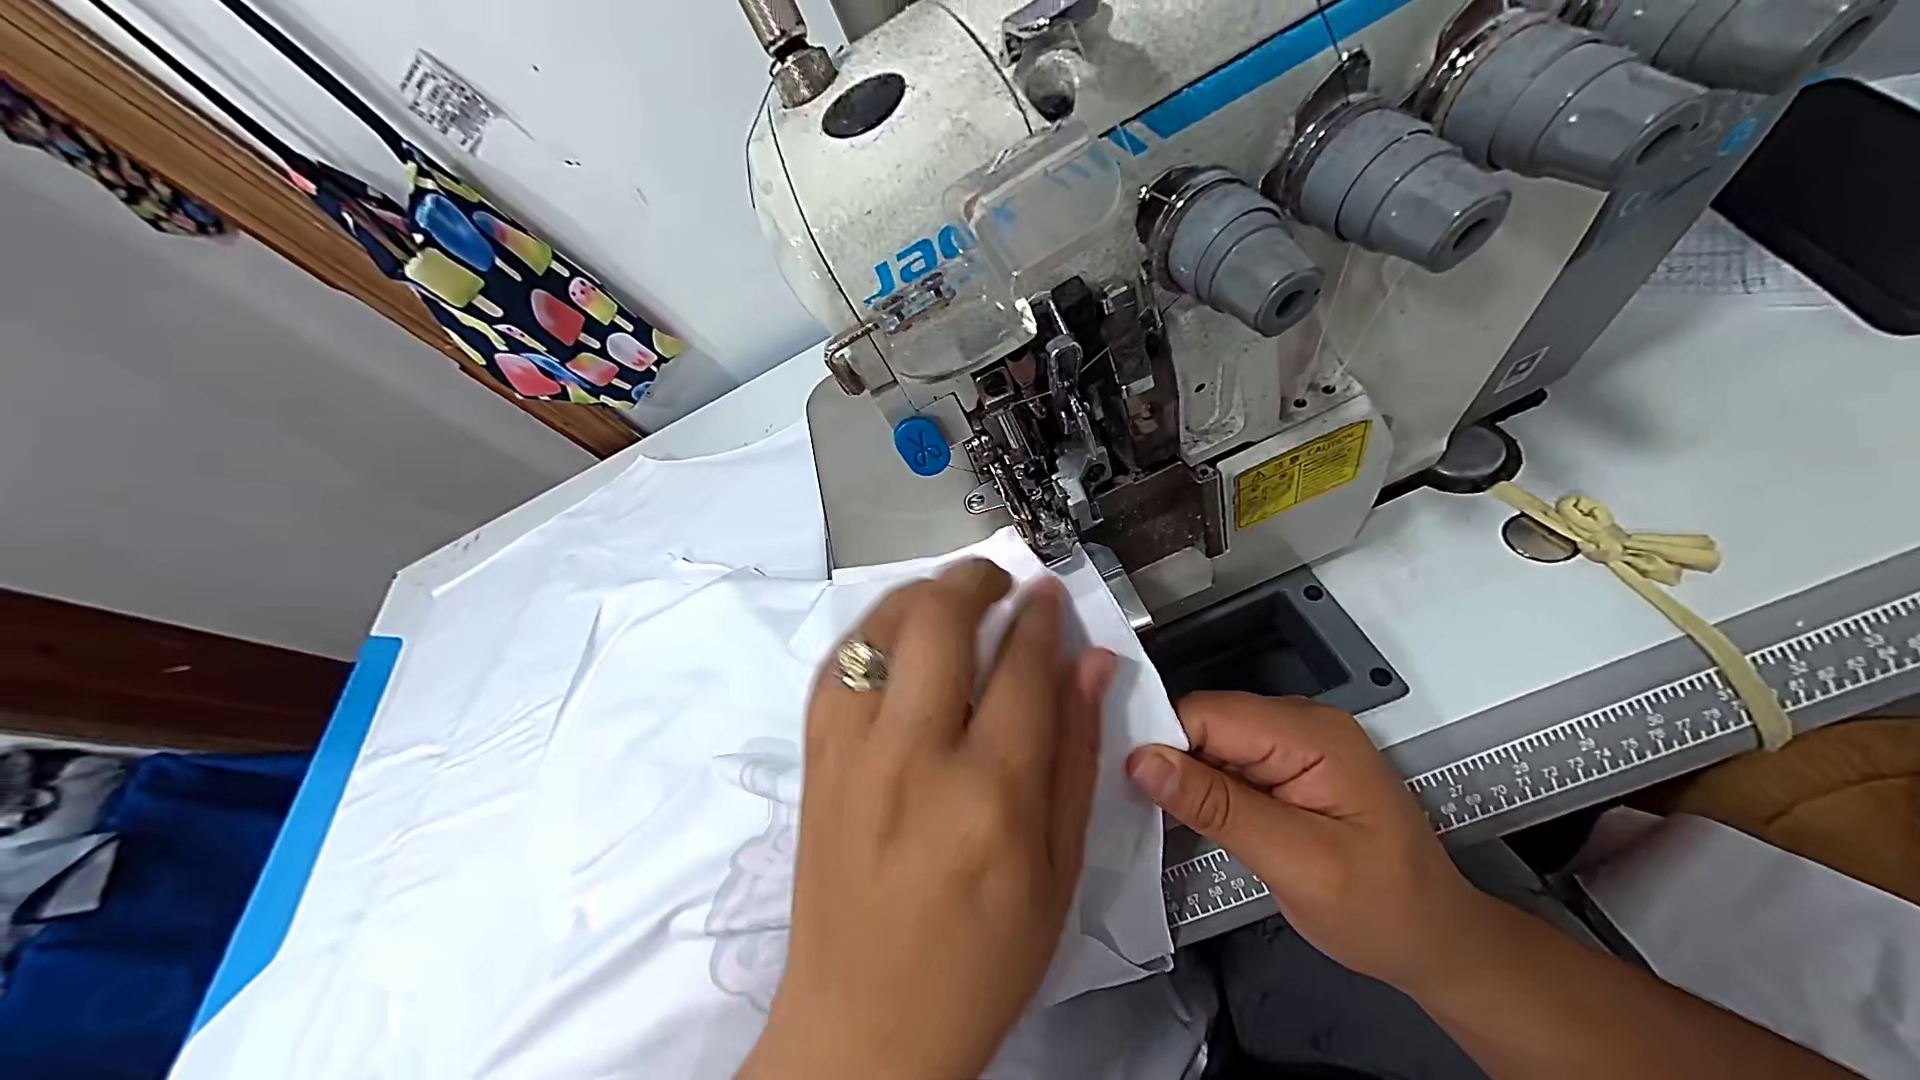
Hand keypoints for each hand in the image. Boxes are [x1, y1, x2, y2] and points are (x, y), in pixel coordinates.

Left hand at [741, 560, 1116, 1079]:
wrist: (864, 1024)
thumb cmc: (981, 960)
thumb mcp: (1059, 868)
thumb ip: (1077, 752)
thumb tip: (1089, 663)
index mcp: (991, 795)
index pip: (1022, 667)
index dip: (1041, 617)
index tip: (1048, 594)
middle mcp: (913, 759)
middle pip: (940, 623)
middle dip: (974, 580)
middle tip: (998, 579)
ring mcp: (851, 754)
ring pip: (880, 630)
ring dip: (920, 594)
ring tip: (952, 595)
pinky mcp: (815, 760)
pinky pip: (838, 664)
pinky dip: (873, 633)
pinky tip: (899, 636)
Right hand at [1125, 692, 1489, 991]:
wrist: (1436, 941)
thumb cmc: (1382, 909)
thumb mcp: (1298, 864)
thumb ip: (1218, 807)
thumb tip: (1145, 761)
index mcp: (1312, 734)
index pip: (1209, 714)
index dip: (1162, 741)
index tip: (1125, 779)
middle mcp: (1299, 723)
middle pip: (1205, 720)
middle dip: (1168, 758)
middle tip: (1137, 802)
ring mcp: (1291, 743)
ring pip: (1207, 739)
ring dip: (1182, 774)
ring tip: (1159, 812)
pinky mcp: (1281, 765)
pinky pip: (1222, 759)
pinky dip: (1200, 786)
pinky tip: (1187, 812)